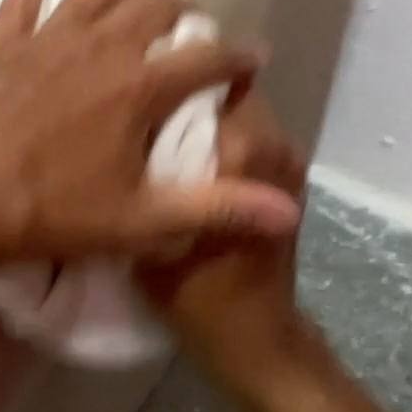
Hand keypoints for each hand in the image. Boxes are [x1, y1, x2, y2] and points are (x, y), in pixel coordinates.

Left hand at [0, 0, 301, 293]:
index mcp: (139, 88)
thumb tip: (290, 210)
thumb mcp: (139, 221)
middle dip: (183, 12)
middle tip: (191, 24)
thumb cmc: (50, 212)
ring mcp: (46, 39)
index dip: (238, 56)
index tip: (254, 58)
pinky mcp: (1, 43)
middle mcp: (99, 47)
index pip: (207, 59)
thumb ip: (216, 208)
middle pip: (155, 9)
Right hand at [138, 91, 332, 376]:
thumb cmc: (192, 288)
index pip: (203, 79)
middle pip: (223, 89)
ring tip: (159, 127)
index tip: (130, 84)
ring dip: (203, 112)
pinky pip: (251, 131)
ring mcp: (288, 158)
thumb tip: (121, 121)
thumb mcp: (147, 228)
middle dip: (183, 91)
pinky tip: (188, 153)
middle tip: (139, 106)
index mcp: (241, 150)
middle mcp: (273, 143)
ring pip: (239, 108)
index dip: (164, 76)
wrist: (251, 335)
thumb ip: (141, 169)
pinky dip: (222, 133)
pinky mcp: (290, 174)